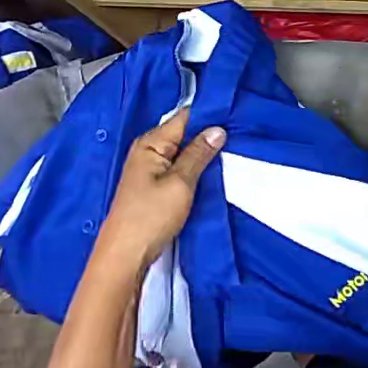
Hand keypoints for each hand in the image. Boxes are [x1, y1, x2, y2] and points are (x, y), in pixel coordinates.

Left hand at [95, 107, 224, 274]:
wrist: (126, 256)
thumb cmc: (150, 217)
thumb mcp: (180, 183)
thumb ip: (199, 154)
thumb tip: (218, 129)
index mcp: (151, 144)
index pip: (185, 117)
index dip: (210, 114)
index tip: (236, 111)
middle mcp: (149, 151)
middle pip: (184, 132)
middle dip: (209, 131)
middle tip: (241, 130)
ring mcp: (151, 168)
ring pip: (184, 150)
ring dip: (204, 150)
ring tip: (235, 145)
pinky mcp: (157, 184)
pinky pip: (181, 165)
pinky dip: (197, 164)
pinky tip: (215, 166)